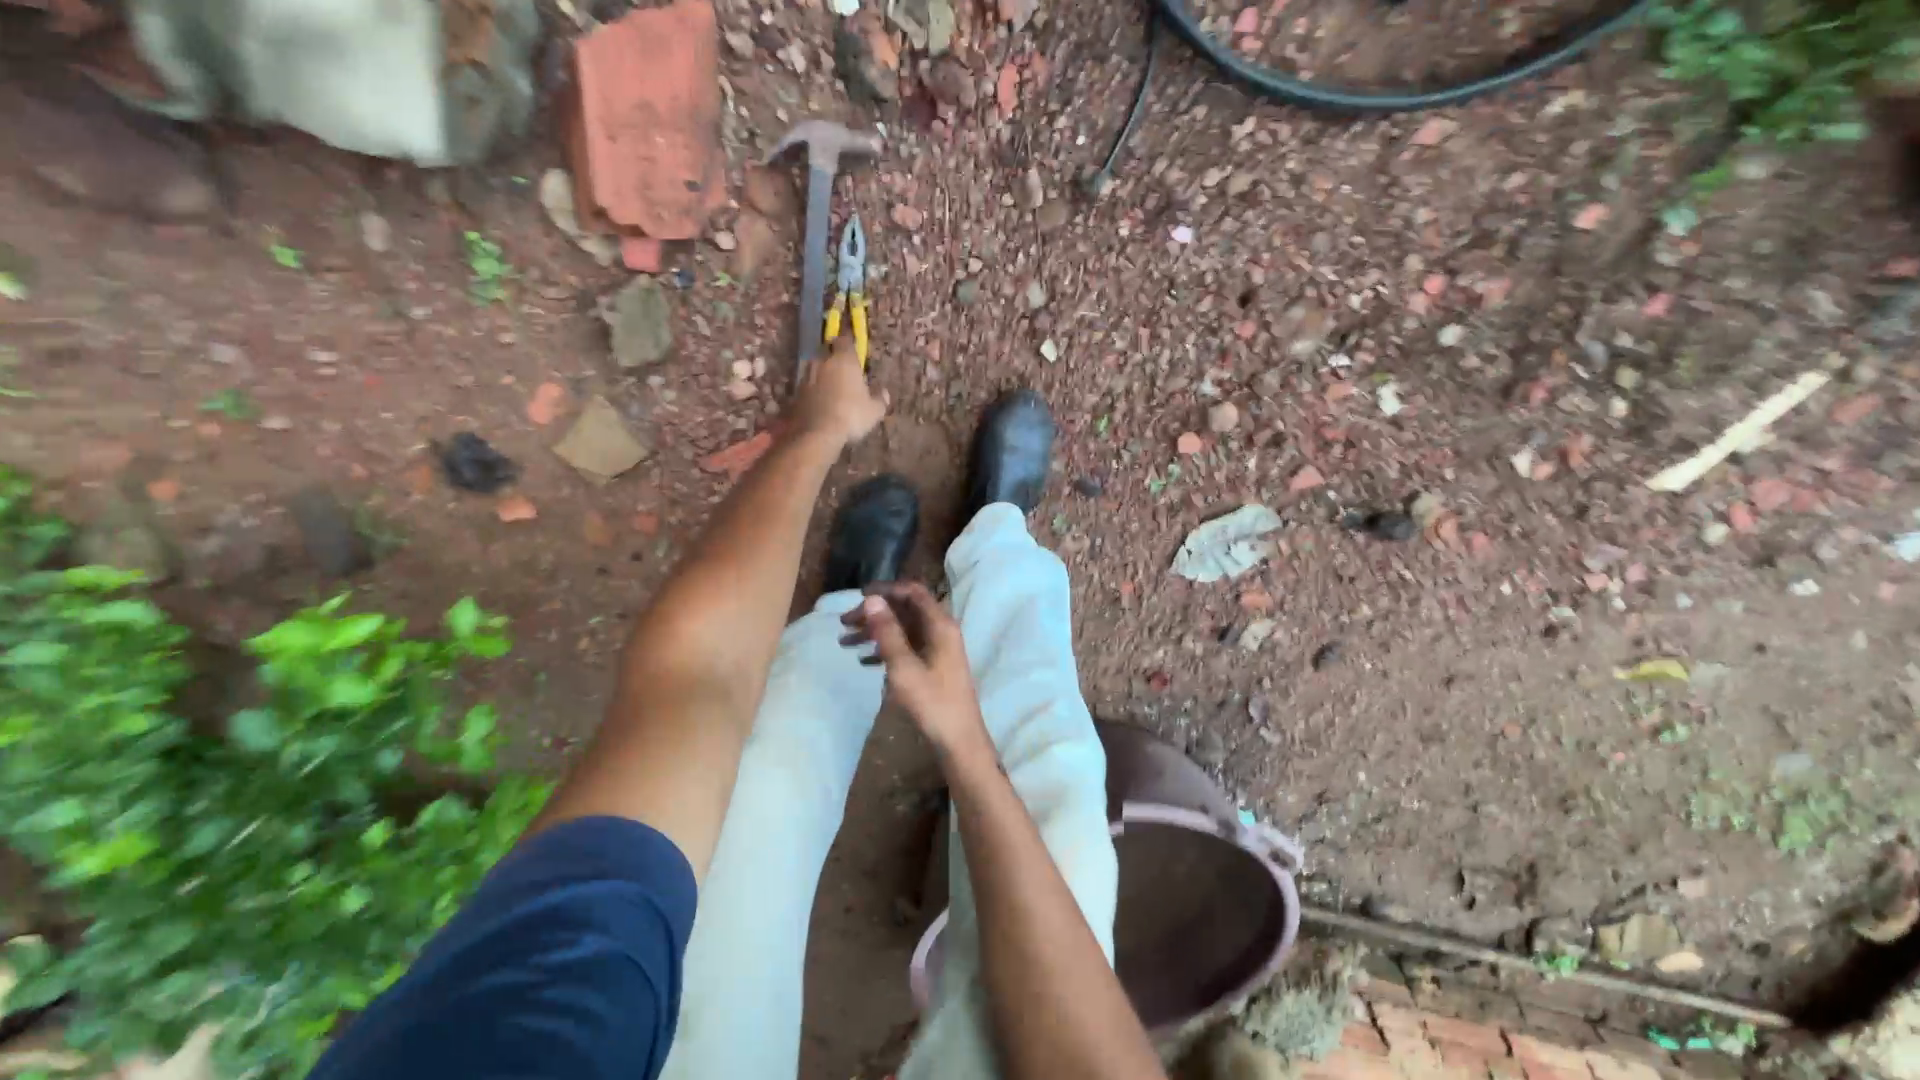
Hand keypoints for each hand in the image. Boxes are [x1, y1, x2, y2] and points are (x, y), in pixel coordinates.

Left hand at [791, 336, 887, 447]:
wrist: (816, 433)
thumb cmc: (851, 415)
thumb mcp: (874, 411)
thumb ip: (880, 398)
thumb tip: (884, 392)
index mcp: (844, 360)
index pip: (844, 340)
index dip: (848, 342)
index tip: (852, 349)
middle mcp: (822, 362)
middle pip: (826, 351)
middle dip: (833, 357)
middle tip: (842, 368)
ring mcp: (806, 377)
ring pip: (814, 368)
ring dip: (821, 373)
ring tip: (830, 386)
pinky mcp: (795, 392)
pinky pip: (807, 385)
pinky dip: (812, 389)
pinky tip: (819, 400)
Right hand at [840, 582, 989, 756]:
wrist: (957, 740)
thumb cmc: (932, 702)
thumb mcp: (903, 666)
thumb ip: (887, 632)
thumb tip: (871, 599)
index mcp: (940, 625)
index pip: (913, 592)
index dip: (886, 589)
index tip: (858, 596)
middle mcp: (941, 631)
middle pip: (905, 610)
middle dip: (874, 614)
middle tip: (844, 624)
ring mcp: (937, 650)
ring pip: (902, 630)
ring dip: (875, 633)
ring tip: (845, 642)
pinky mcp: (932, 667)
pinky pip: (906, 649)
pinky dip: (884, 650)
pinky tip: (863, 661)